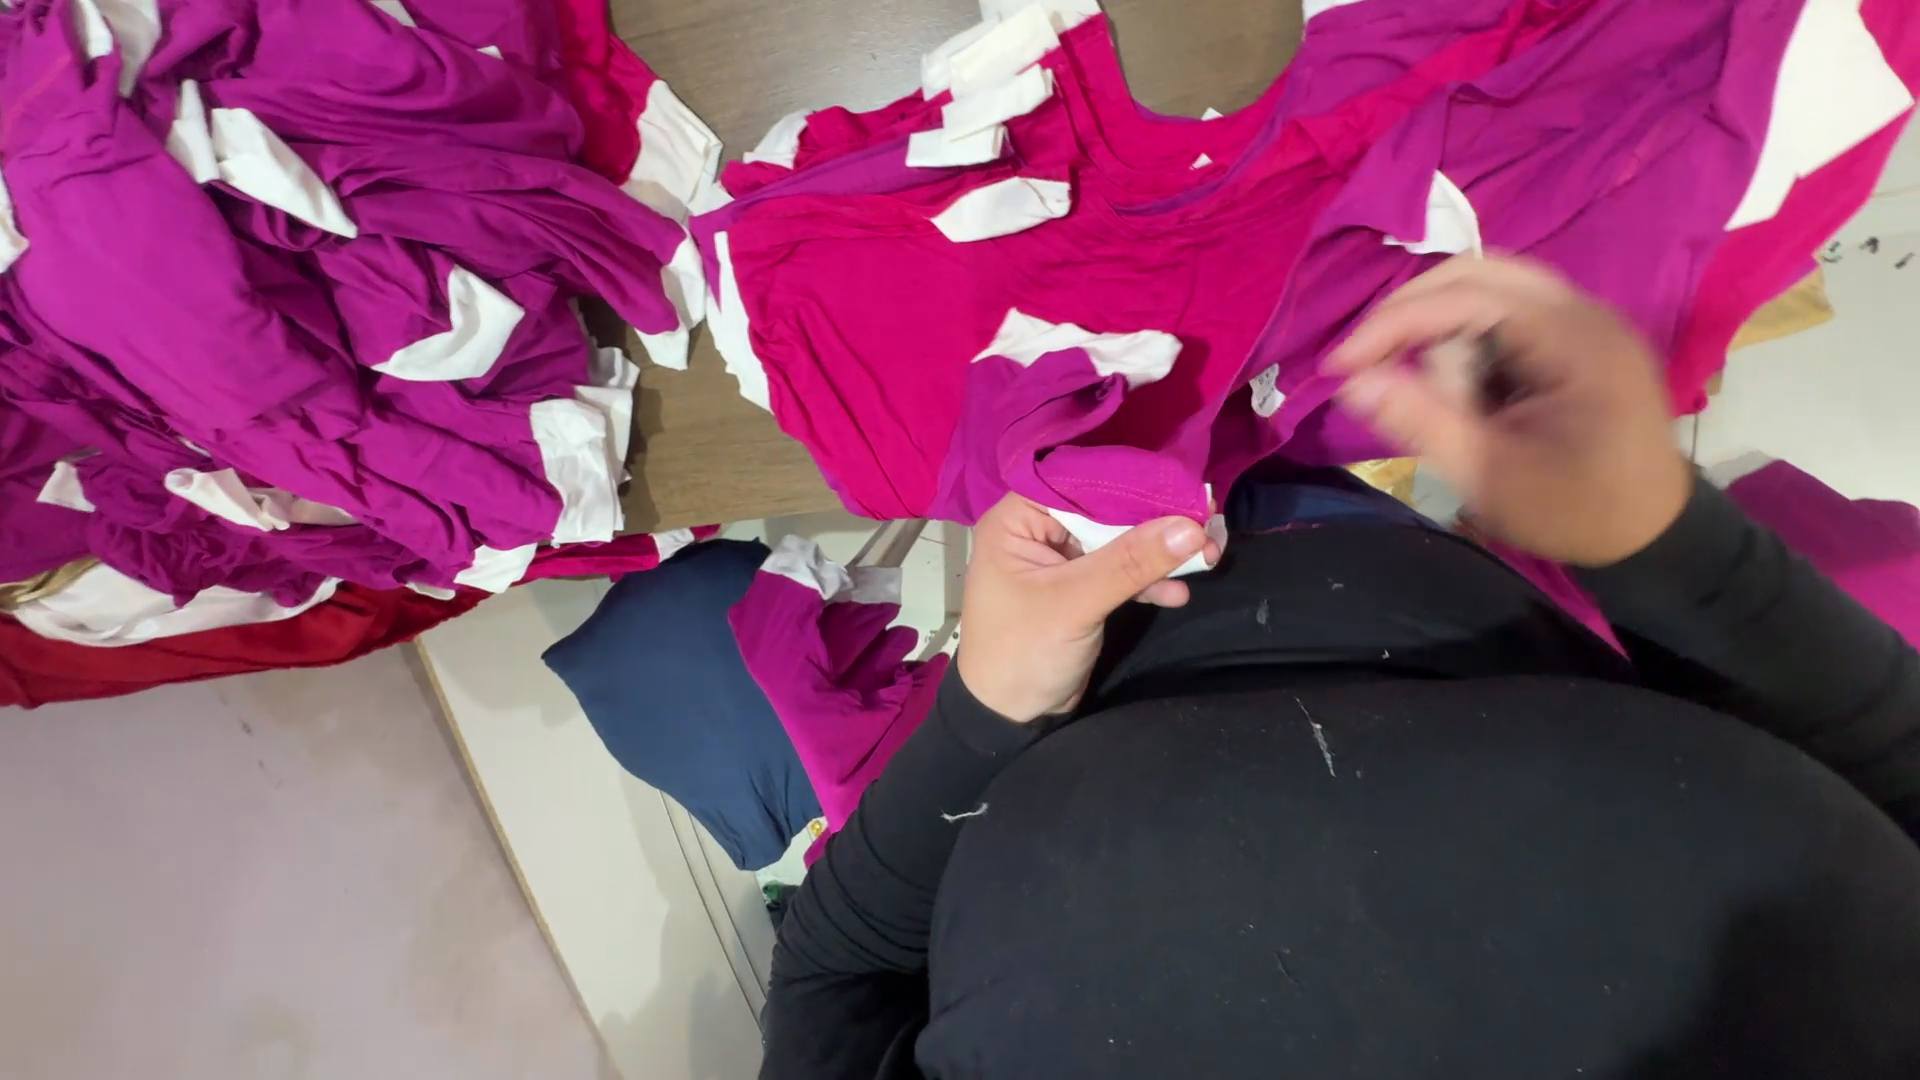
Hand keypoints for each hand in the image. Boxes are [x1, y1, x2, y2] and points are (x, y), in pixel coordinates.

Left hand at [956, 494, 1217, 722]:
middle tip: (1207, 523)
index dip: (1132, 482)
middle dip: (1154, 521)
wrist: (1010, 717)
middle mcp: (1035, 531)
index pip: (1079, 483)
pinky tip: (1178, 592)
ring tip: (1209, 556)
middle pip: (1104, 510)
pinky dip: (1147, 579)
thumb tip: (1190, 526)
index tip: (1183, 486)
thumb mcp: (1075, 604)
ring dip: (1159, 551)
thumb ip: (1130, 563)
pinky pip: (1119, 571)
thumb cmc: (1023, 653)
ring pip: (1117, 540)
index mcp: (1016, 520)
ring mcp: (1059, 560)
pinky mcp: (1079, 588)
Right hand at [1324, 255, 1692, 567]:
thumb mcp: (1486, 472)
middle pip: (1475, 274)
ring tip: (1394, 371)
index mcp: (1572, 341)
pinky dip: (1452, 335)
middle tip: (1360, 360)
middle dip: (1405, 312)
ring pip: (1484, 287)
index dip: (1392, 323)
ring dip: (1428, 323)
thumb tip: (1352, 383)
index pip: (1466, 298)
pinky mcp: (1566, 340)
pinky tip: (1437, 377)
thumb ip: (1420, 421)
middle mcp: (1581, 313)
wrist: (1645, 531)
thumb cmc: (1569, 509)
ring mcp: (1578, 322)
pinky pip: (1496, 313)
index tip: (1338, 367)